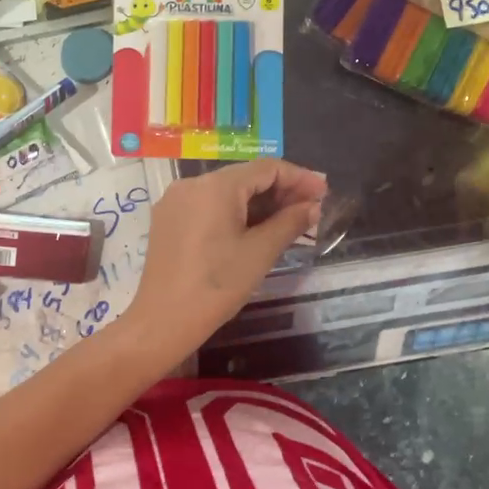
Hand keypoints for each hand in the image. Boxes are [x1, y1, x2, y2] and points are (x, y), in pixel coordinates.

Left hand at [121, 159, 327, 359]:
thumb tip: (313, 206)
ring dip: (257, 204)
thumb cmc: (217, 285)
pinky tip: (254, 230)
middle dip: (279, 191)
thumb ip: (290, 222)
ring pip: (224, 193)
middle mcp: (190, 185)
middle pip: (244, 178)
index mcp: (214, 186)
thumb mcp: (260, 252)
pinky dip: (233, 214)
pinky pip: (206, 207)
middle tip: (311, 210)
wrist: (164, 319)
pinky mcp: (166, 221)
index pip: (265, 168)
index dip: (299, 178)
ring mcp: (174, 202)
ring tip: (288, 222)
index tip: (324, 193)